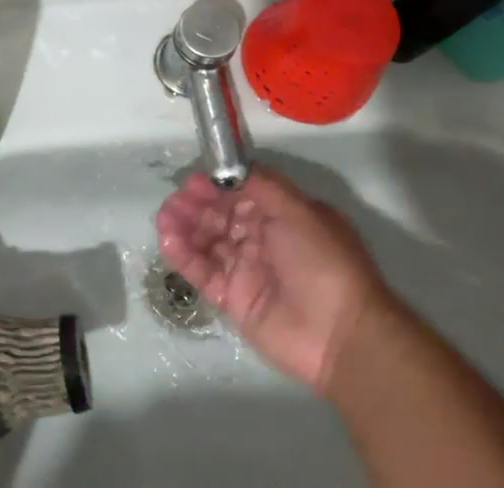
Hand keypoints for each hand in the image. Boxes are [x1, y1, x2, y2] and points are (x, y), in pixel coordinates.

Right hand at [156, 168, 390, 392]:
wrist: (340, 334)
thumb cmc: (323, 262)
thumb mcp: (299, 212)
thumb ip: (262, 186)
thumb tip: (231, 168)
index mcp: (283, 217)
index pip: (241, 195)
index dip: (216, 187)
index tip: (192, 181)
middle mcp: (263, 240)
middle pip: (220, 217)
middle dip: (195, 206)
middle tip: (173, 202)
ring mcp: (246, 270)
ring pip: (207, 243)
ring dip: (184, 228)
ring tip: (163, 220)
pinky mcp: (233, 300)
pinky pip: (203, 273)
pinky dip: (184, 257)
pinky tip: (167, 242)